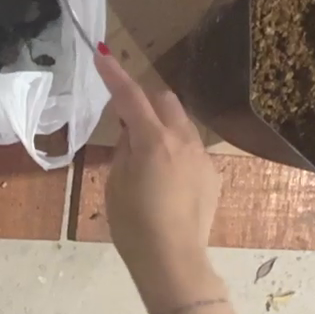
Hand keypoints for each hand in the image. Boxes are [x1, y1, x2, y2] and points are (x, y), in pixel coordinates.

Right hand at [95, 52, 222, 311]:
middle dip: (144, 102)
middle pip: (164, 101)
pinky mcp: (212, 175)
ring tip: (143, 159)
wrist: (172, 258)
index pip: (130, 97)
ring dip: (160, 128)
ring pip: (180, 125)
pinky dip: (173, 152)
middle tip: (124, 122)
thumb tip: (130, 134)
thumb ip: (123, 151)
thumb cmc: (133, 224)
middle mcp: (182, 140)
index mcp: (152, 141)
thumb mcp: (115, 184)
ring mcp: (202, 157)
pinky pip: (190, 150)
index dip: (114, 76)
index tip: (102, 55)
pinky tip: (163, 183)